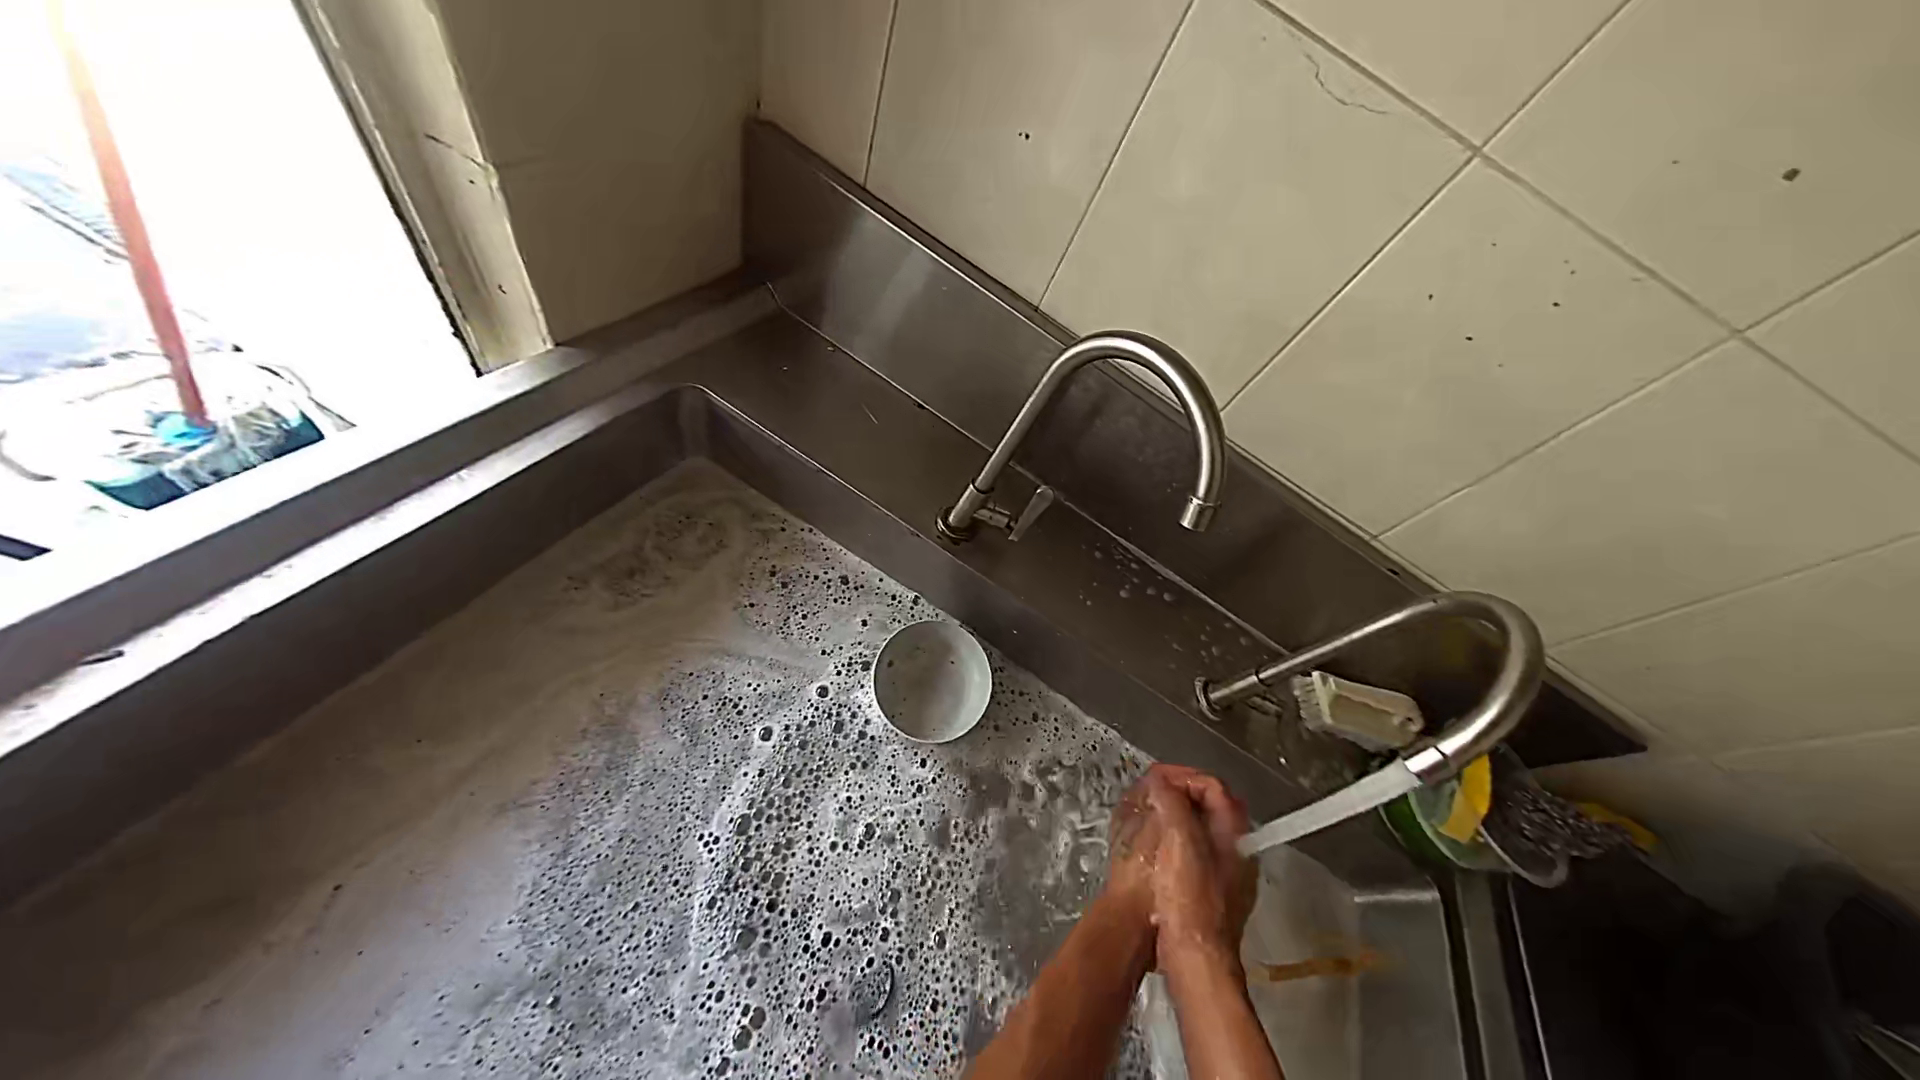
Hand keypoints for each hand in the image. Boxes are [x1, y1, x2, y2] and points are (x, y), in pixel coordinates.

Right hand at [1105, 765, 1255, 964]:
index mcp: (1233, 834)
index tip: (1155, 778)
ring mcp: (1225, 873)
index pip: (1213, 786)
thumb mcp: (1178, 841)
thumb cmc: (1188, 898)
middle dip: (1179, 792)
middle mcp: (1235, 850)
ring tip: (1148, 813)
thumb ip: (1172, 804)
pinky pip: (1193, 850)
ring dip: (1175, 815)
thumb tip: (1159, 781)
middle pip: (1210, 804)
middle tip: (1151, 791)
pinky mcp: (1210, 892)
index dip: (1182, 775)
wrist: (1195, 958)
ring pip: (1201, 828)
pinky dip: (1174, 838)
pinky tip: (1154, 847)